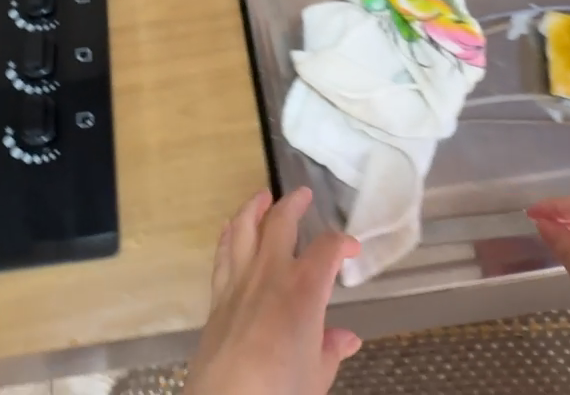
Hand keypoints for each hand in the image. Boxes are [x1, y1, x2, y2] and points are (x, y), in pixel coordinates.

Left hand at [185, 188, 363, 394]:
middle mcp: (270, 273)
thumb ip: (330, 350)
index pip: (327, 248)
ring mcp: (240, 280)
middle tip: (303, 194)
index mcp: (304, 288)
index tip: (352, 248)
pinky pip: (223, 252)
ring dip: (254, 207)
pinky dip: (229, 234)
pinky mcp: (217, 295)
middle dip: (294, 203)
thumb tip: (346, 337)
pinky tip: (230, 228)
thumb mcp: (317, 376)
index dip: (343, 242)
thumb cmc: (281, 389)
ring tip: (262, 196)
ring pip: (244, 227)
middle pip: (281, 221)